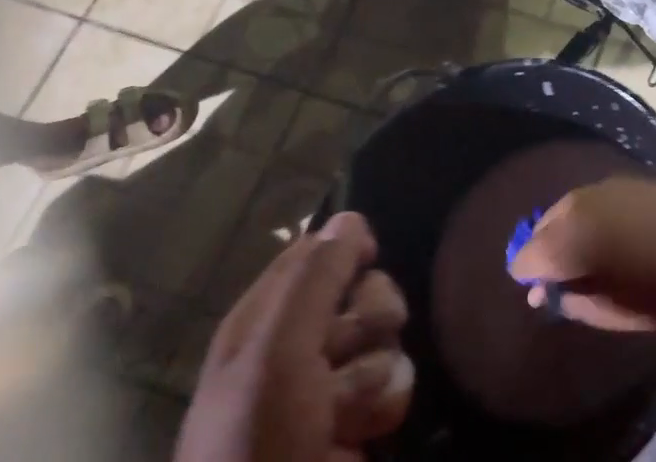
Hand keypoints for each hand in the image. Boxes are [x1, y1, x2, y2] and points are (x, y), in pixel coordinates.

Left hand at [174, 213, 413, 461]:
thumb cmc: (257, 439)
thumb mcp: (276, 353)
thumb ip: (315, 282)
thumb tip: (352, 216)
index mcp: (262, 320)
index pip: (316, 254)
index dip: (347, 253)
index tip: (367, 257)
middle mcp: (299, 344)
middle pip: (366, 291)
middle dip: (371, 317)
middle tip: (351, 345)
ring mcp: (334, 383)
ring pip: (389, 339)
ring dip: (374, 374)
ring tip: (344, 414)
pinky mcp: (364, 417)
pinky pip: (398, 381)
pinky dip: (382, 407)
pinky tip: (359, 436)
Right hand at [507, 176, 655, 331]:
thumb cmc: (649, 297)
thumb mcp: (599, 310)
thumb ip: (565, 296)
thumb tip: (545, 291)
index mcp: (565, 238)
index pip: (527, 256)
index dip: (530, 273)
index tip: (539, 289)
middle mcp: (581, 202)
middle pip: (548, 223)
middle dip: (549, 245)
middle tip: (561, 270)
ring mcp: (610, 187)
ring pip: (577, 206)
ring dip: (577, 225)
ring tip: (591, 248)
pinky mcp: (637, 182)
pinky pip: (607, 198)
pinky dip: (604, 214)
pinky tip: (617, 230)